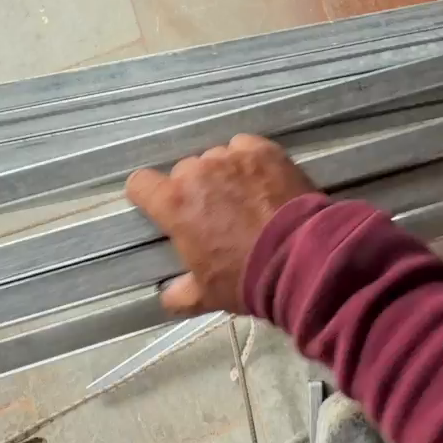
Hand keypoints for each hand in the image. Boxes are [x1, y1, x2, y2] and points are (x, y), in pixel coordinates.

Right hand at [126, 134, 317, 315]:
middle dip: (194, 188)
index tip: (161, 205)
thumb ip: (180, 293)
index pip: (140, 183)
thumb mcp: (207, 294)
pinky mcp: (263, 150)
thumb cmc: (246, 276)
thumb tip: (168, 295)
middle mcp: (198, 172)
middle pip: (185, 171)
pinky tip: (262, 178)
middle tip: (215, 211)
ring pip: (216, 157)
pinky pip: (245, 147)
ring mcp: (232, 156)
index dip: (149, 194)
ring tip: (244, 195)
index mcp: (174, 203)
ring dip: (224, 173)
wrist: (301, 256)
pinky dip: (249, 160)